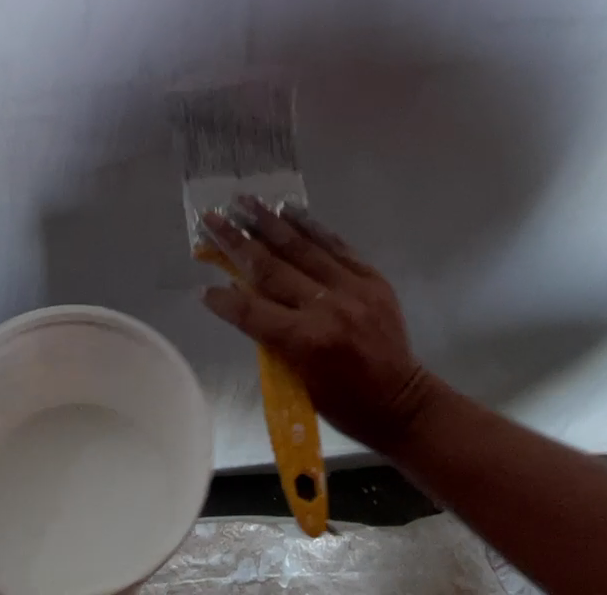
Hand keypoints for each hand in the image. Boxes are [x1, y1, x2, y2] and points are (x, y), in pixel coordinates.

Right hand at [199, 198, 437, 451]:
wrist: (404, 403)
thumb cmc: (344, 403)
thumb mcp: (298, 378)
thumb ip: (271, 335)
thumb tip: (242, 294)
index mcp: (306, 341)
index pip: (251, 311)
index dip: (224, 299)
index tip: (202, 286)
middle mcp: (327, 308)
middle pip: (271, 268)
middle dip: (236, 241)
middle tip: (211, 218)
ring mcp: (352, 289)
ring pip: (302, 247)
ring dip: (269, 222)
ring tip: (244, 202)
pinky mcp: (372, 278)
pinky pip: (335, 245)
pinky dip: (310, 226)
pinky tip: (288, 210)